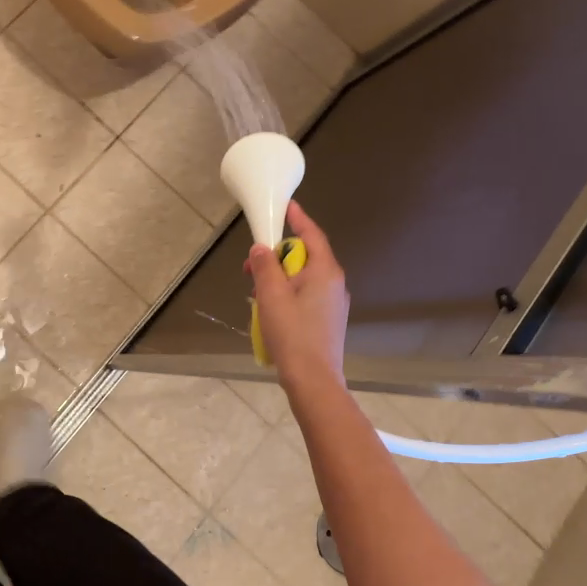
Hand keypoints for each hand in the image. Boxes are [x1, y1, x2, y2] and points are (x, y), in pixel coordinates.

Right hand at [246, 201, 348, 388]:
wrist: (313, 380)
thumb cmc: (292, 334)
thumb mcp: (271, 295)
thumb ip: (265, 267)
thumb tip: (261, 249)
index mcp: (324, 271)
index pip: (312, 235)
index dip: (298, 219)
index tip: (287, 206)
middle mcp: (334, 283)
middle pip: (305, 257)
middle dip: (278, 257)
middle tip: (252, 266)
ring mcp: (333, 304)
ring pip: (303, 279)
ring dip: (279, 279)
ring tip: (256, 293)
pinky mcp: (328, 321)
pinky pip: (306, 296)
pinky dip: (288, 295)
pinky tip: (270, 311)